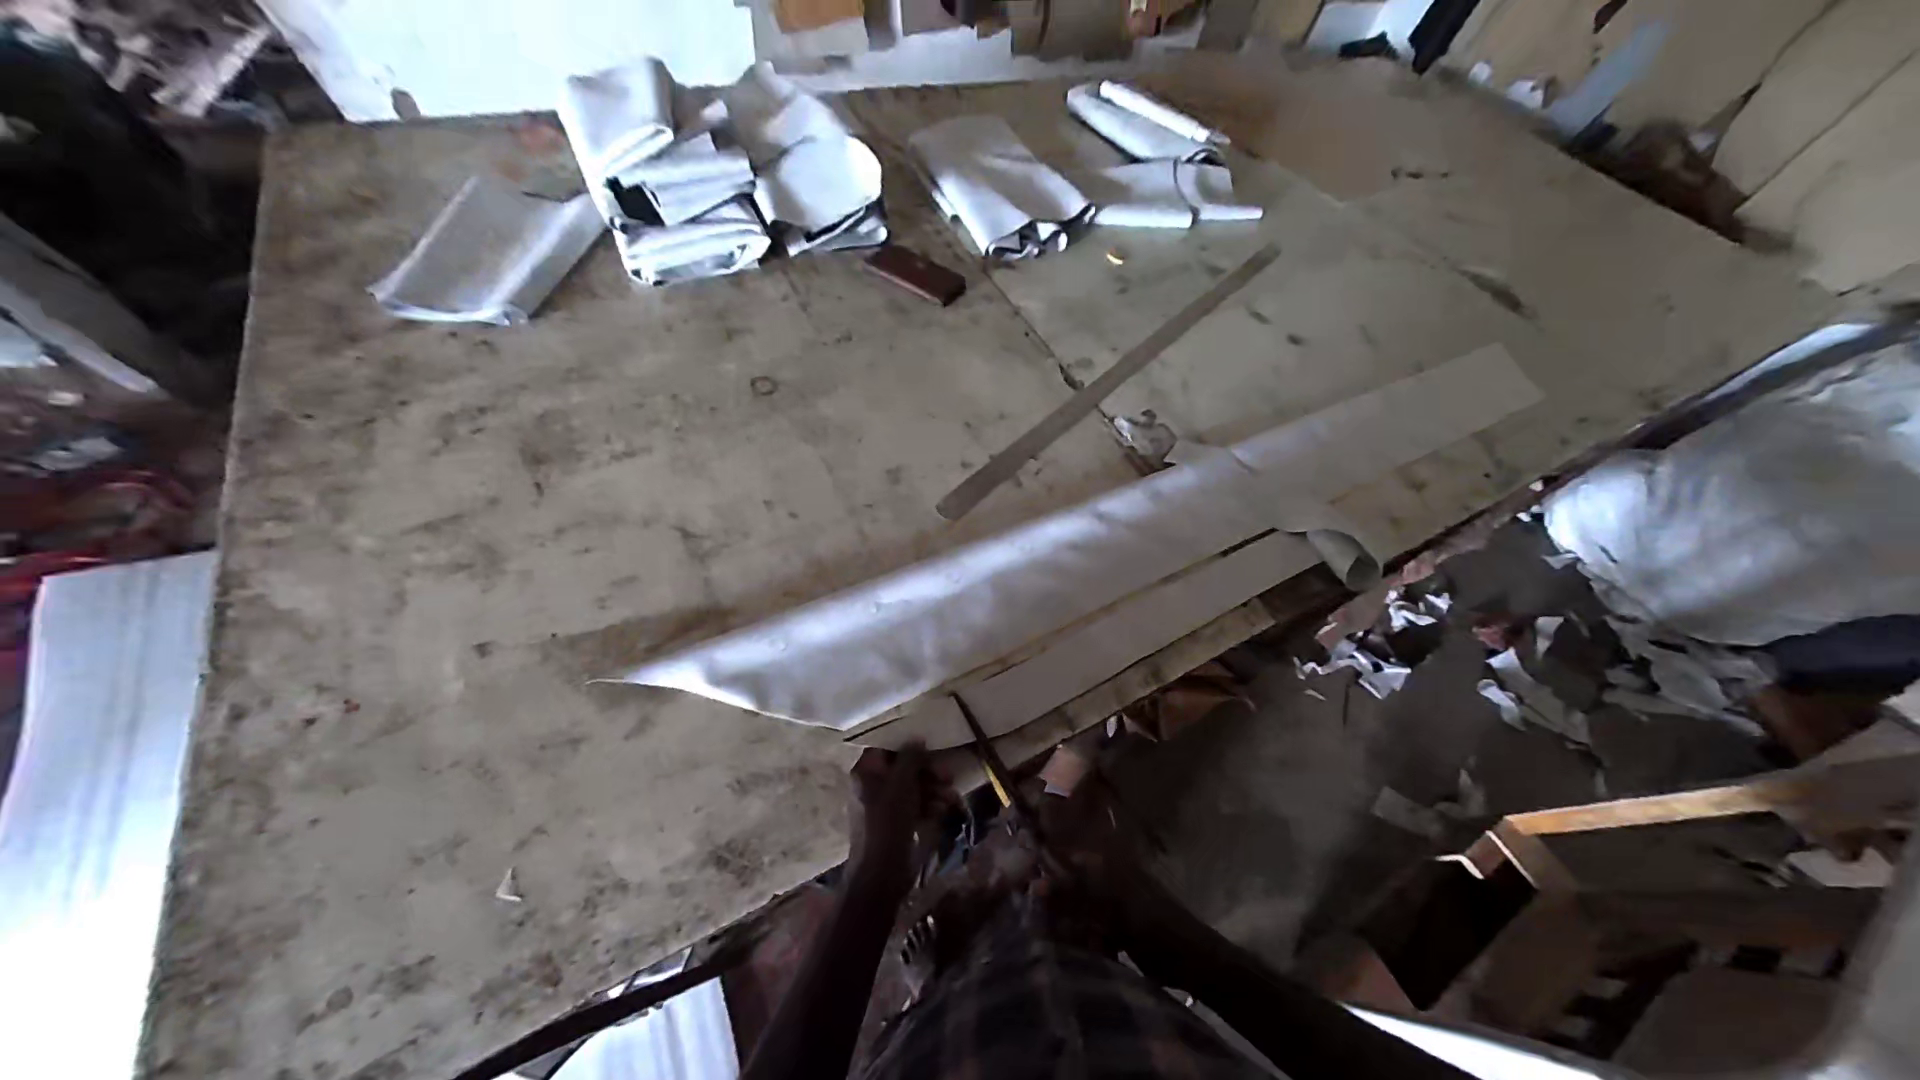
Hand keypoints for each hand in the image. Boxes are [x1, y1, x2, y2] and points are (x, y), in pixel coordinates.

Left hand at [847, 744, 949, 889]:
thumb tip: (917, 738)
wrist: (882, 874)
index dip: (908, 747)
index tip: (930, 748)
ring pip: (913, 788)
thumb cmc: (887, 822)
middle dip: (928, 772)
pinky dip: (930, 807)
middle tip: (948, 776)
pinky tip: (943, 812)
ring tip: (950, 798)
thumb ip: (910, 758)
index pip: (886, 748)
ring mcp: (885, 806)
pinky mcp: (897, 824)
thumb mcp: (901, 784)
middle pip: (904, 768)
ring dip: (935, 790)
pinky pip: (916, 807)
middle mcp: (873, 786)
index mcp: (866, 773)